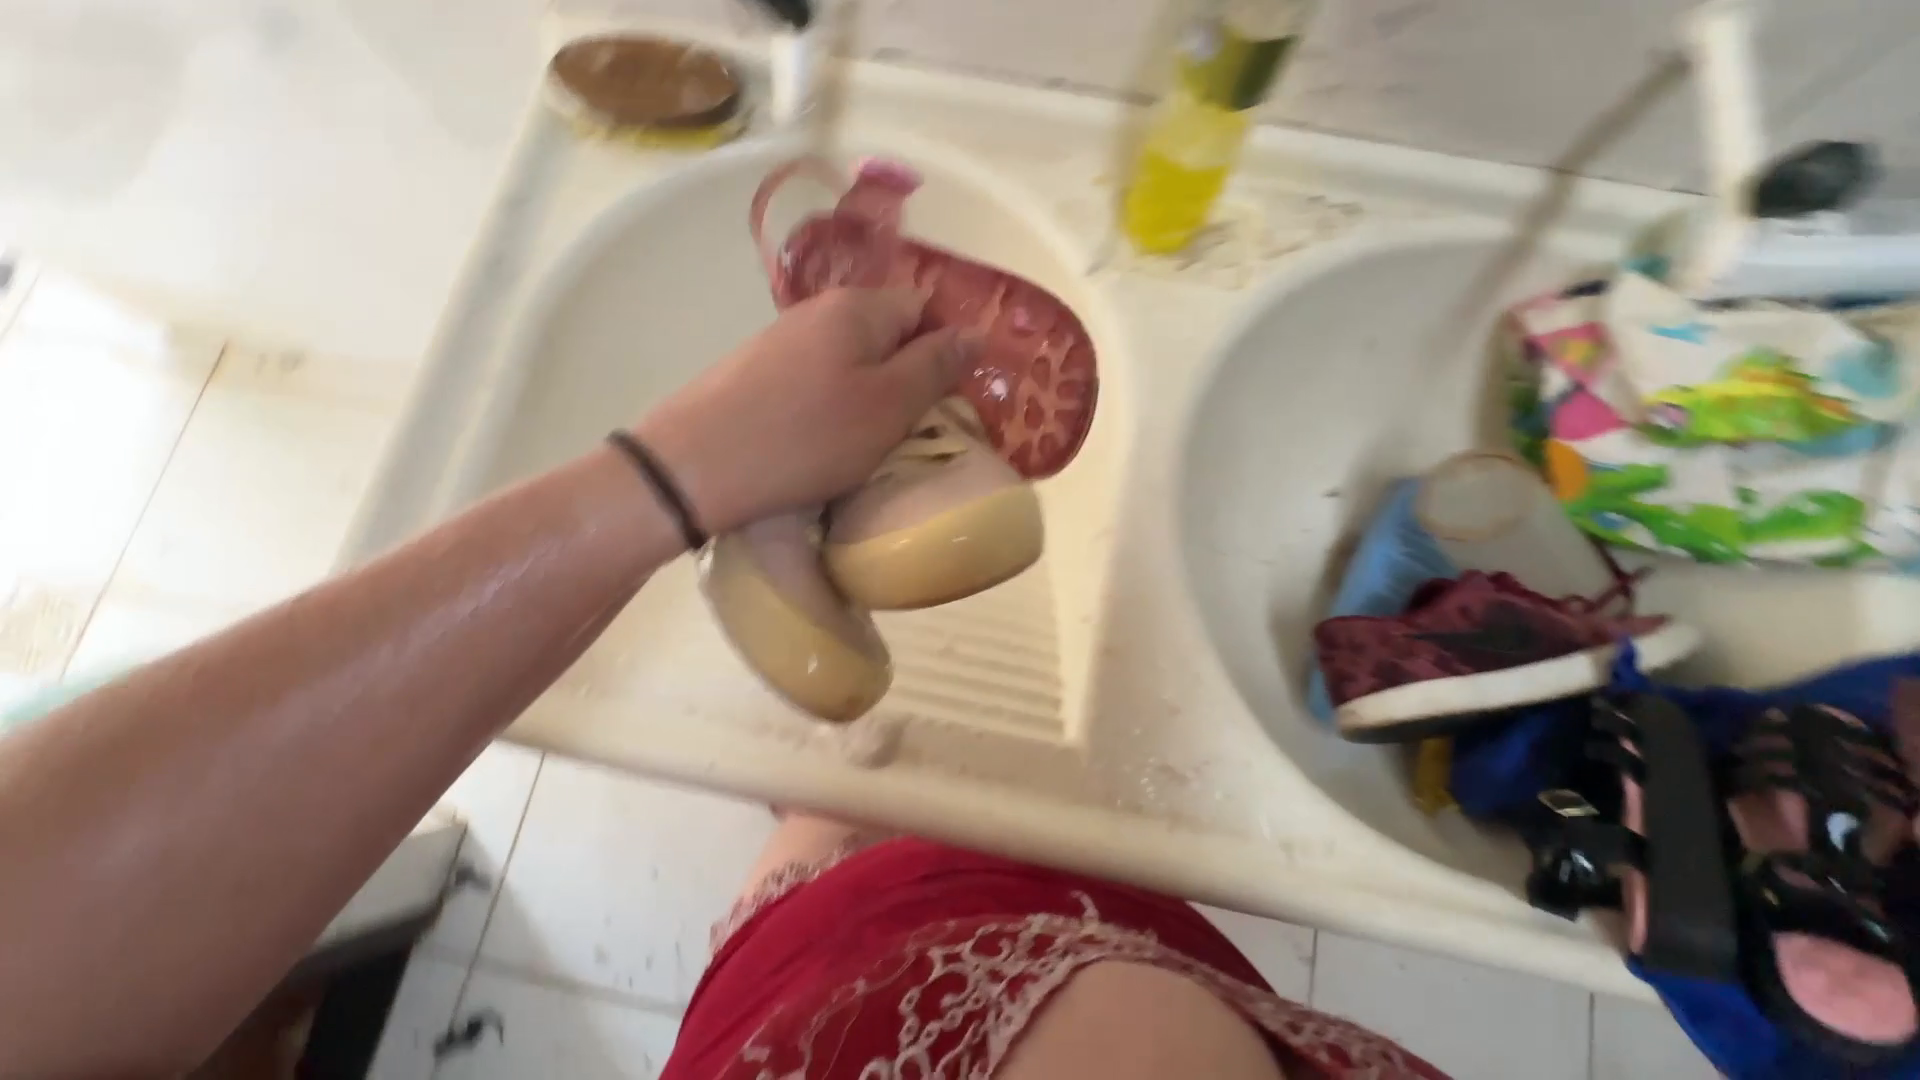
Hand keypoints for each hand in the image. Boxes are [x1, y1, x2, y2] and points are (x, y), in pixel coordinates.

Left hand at [634, 287, 977, 534]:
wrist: (693, 468)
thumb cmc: (806, 437)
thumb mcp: (888, 406)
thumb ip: (935, 366)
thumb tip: (974, 332)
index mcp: (858, 308)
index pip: (924, 307)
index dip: (947, 347)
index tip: (956, 397)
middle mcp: (818, 311)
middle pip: (886, 334)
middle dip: (909, 375)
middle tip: (920, 428)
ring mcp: (782, 342)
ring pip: (851, 361)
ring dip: (872, 396)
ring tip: (876, 443)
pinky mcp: (757, 375)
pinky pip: (817, 383)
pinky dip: (834, 409)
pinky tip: (828, 443)